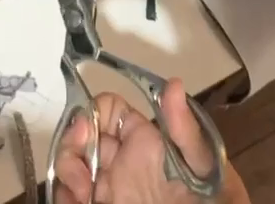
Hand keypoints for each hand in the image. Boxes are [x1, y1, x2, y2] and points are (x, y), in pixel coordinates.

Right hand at [53, 80, 248, 203]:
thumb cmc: (211, 203)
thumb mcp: (204, 170)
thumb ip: (185, 131)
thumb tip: (173, 83)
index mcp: (145, 142)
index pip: (108, 111)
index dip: (91, 114)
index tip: (85, 133)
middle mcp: (123, 162)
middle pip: (81, 137)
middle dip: (70, 146)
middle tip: (79, 175)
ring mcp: (112, 189)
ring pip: (71, 167)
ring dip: (66, 175)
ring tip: (80, 198)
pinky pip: (71, 197)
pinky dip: (63, 197)